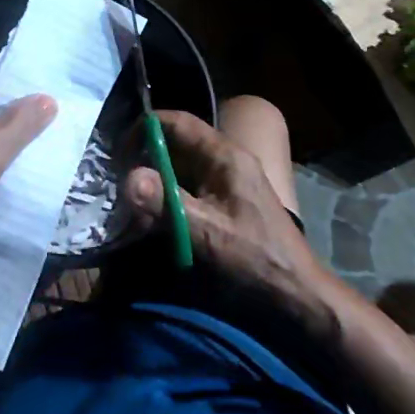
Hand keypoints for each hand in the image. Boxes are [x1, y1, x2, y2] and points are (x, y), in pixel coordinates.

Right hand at [125, 110, 326, 308]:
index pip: (179, 122)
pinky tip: (153, 221)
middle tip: (119, 183)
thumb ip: (167, 204)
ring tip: (130, 204)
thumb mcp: (206, 233)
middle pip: (177, 145)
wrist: (295, 291)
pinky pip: (190, 189)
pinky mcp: (227, 202)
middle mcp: (226, 160)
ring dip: (156, 182)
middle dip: (146, 159)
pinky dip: (169, 199)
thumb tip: (128, 179)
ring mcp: (227, 181)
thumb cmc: (255, 258)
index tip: (119, 152)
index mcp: (225, 155)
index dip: (146, 129)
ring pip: (181, 168)